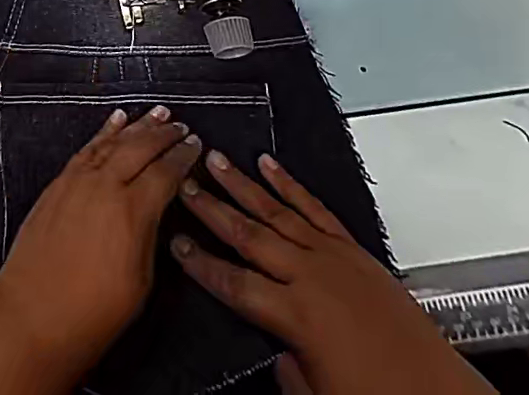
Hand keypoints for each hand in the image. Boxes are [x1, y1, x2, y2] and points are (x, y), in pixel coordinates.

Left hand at [0, 106, 201, 383]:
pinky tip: (116, 120)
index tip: (195, 146)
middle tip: (181, 126)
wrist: (29, 321)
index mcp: (131, 211)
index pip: (165, 172)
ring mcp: (77, 181)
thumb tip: (155, 208)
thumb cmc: (89, 316)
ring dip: (138, 125)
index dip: (183, 157)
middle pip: (141, 147)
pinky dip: (104, 131)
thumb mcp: (140, 283)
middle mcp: (105, 186)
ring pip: (114, 141)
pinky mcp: (58, 184)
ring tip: (157, 113)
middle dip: (164, 134)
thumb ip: (150, 235)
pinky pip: (87, 148)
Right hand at [171, 152, 494, 394]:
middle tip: (185, 183)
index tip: (176, 242)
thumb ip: (285, 367)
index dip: (200, 262)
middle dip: (212, 208)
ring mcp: (331, 255)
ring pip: (275, 209)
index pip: (233, 281)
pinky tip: (270, 165)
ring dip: (242, 184)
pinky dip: (289, 184)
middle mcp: (309, 275)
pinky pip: (313, 207)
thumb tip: (273, 346)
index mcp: (296, 314)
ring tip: (216, 160)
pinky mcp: (351, 248)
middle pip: (247, 233)